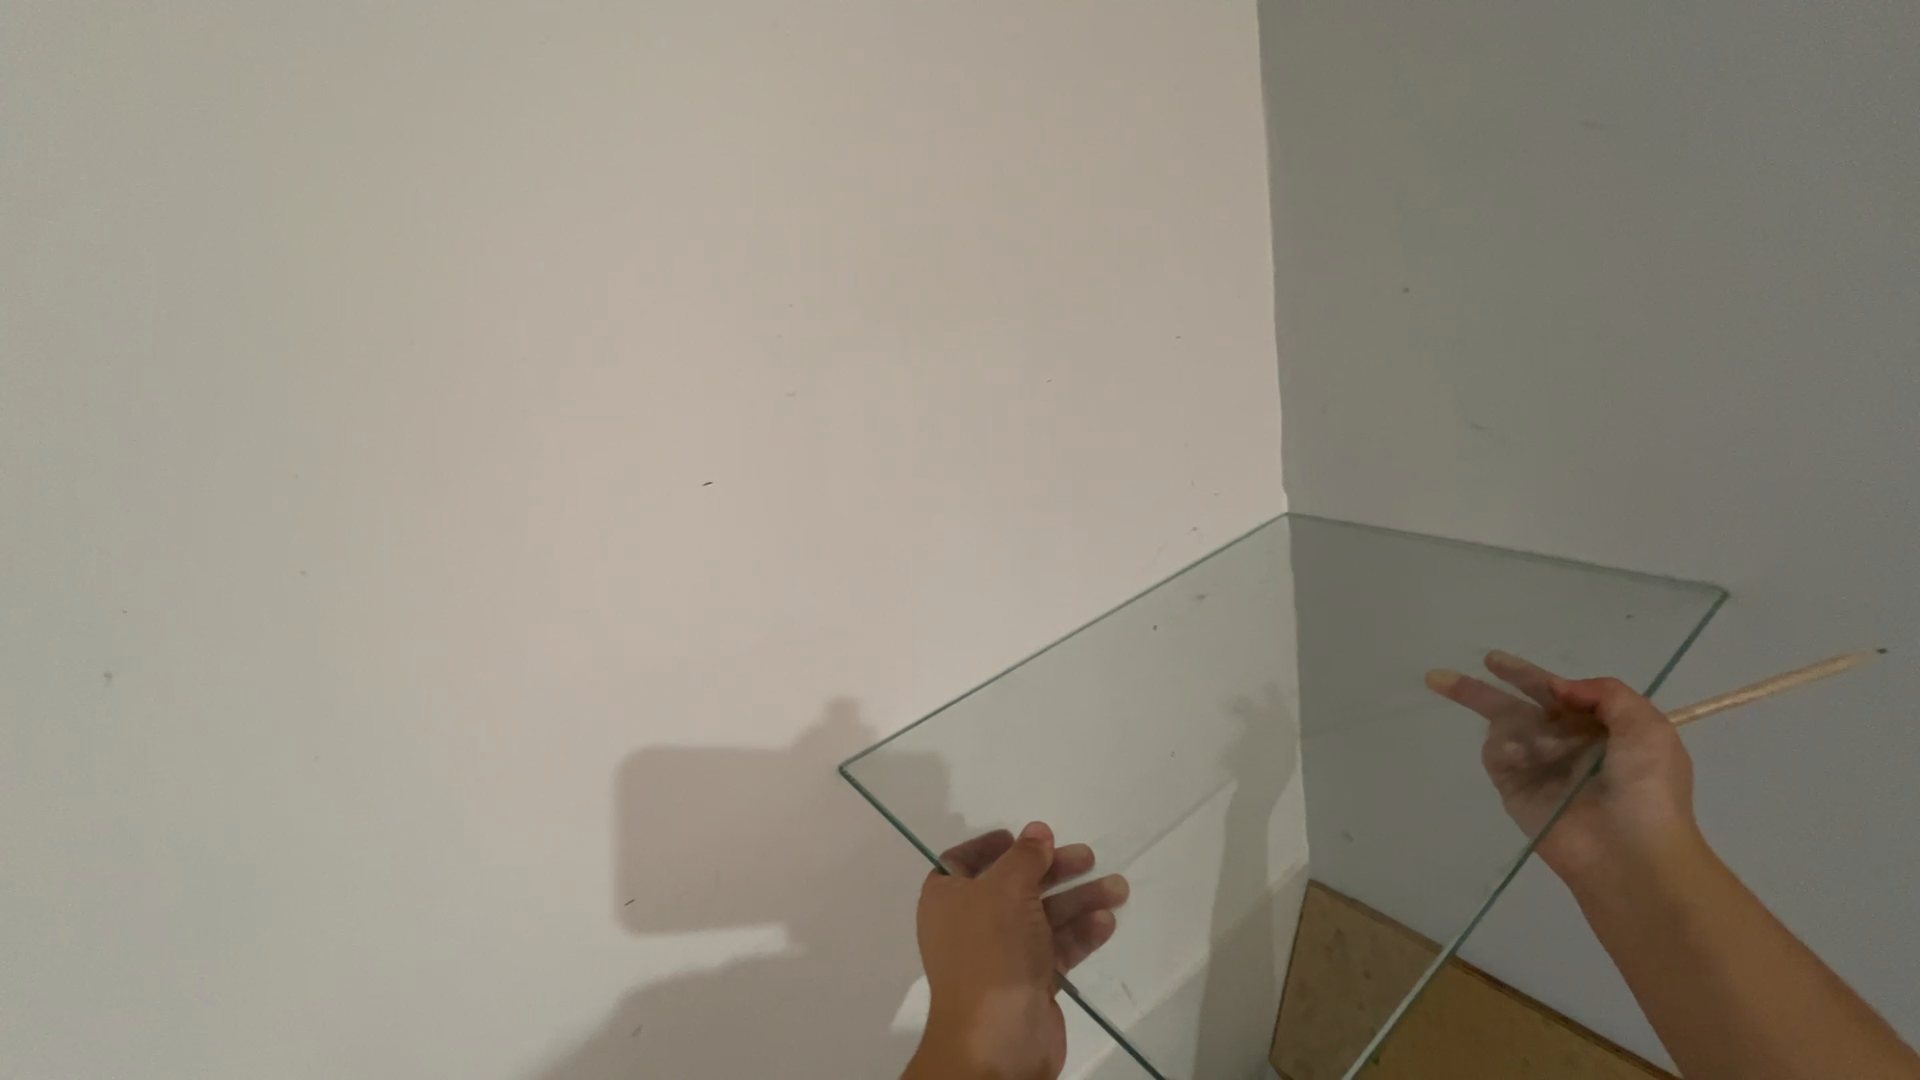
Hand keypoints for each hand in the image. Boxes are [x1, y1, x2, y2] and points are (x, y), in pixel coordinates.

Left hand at [904, 822, 1128, 1079]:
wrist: (997, 1040)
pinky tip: (1106, 921)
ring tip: (1117, 888)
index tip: (1024, 837)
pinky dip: (1079, 933)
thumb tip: (1037, 831)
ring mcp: (1001, 954)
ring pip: (1042, 916)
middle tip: (1087, 856)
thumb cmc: (991, 949)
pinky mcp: (1029, 981)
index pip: (964, 861)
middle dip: (1052, 870)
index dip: (992, 846)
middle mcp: (971, 923)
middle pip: (1015, 884)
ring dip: (1078, 899)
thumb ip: (1026, 856)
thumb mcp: (1006, 888)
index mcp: (947, 898)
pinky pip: (1056, 947)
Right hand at [1426, 651, 1702, 884]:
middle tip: (1473, 663)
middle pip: (1521, 702)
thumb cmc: (1646, 788)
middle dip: (1495, 682)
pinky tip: (1519, 754)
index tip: (1534, 675)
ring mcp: (1536, 764)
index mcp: (1600, 730)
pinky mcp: (1512, 784)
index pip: (1560, 693)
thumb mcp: (1650, 730)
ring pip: (1505, 723)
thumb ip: (1607, 694)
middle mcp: (1565, 742)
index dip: (1538, 677)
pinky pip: (1496, 753)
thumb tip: (1558, 688)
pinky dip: (1504, 746)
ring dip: (1510, 720)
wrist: (1628, 851)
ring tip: (1532, 747)